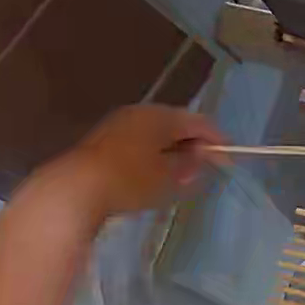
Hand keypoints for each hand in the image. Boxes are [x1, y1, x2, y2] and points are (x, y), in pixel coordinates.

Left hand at [29, 104, 224, 225]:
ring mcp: (119, 125)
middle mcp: (140, 113)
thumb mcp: (169, 177)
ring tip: (183, 175)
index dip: (217, 140)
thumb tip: (201, 158)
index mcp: (160, 116)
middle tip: (207, 167)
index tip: (230, 159)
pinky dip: (155, 156)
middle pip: (177, 125)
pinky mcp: (104, 143)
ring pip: (157, 135)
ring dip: (174, 152)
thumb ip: (190, 166)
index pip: (198, 122)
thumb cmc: (130, 181)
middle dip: (195, 145)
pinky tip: (156, 175)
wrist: (74, 190)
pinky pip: (141, 144)